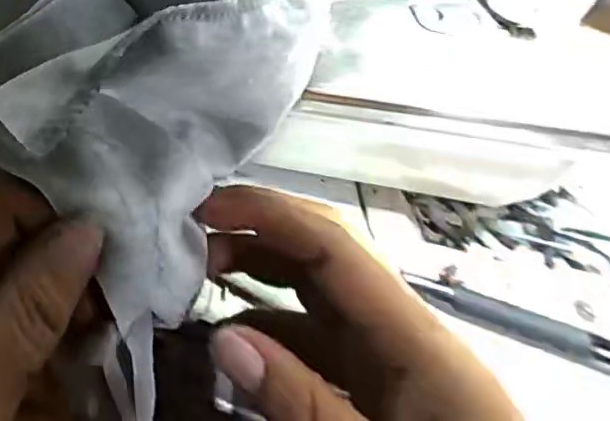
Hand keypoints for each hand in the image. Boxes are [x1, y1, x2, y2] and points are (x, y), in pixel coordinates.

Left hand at [0, 178, 104, 420]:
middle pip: (1, 222)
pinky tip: (56, 339)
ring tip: (91, 325)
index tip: (112, 264)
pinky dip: (23, 309)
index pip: (3, 198)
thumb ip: (34, 300)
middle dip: (55, 255)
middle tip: (107, 302)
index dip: (58, 220)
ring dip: (45, 287)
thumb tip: (89, 228)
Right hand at [200, 186, 522, 420]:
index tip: (200, 208)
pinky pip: (317, 329)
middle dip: (253, 228)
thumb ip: (304, 404)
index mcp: (419, 339)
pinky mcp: (384, 384)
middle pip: (323, 249)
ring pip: (316, 285)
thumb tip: (221, 339)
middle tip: (190, 232)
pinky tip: (234, 334)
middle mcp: (407, 333)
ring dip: (257, 266)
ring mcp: (396, 358)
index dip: (264, 211)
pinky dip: (268, 317)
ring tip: (200, 271)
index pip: (332, 241)